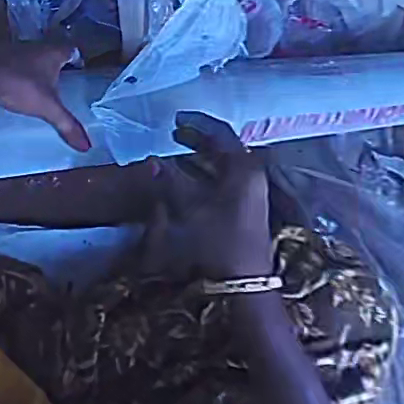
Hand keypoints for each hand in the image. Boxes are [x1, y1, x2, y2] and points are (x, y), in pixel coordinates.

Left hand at [0, 42, 92, 151]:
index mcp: (52, 53)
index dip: (76, 57)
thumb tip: (87, 146)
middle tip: (59, 76)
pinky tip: (11, 82)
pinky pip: (9, 60)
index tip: (78, 66)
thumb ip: (67, 125)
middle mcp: (34, 46)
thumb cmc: (20, 87)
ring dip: (33, 65)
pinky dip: (13, 69)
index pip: (71, 49)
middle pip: (50, 50)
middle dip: (54, 62)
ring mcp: (12, 48)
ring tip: (36, 81)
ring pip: (28, 54)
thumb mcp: (47, 108)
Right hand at [143, 112, 272, 277]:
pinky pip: (226, 177)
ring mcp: (252, 191)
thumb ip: (171, 182)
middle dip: (199, 138)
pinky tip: (190, 176)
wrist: (243, 283)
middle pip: (226, 146)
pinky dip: (208, 172)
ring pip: (226, 163)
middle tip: (175, 132)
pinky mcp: (247, 206)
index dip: (197, 123)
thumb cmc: (217, 242)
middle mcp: (252, 175)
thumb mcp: (189, 210)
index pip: (221, 133)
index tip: (176, 119)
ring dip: (203, 155)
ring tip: (178, 150)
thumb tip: (152, 162)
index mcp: (243, 168)